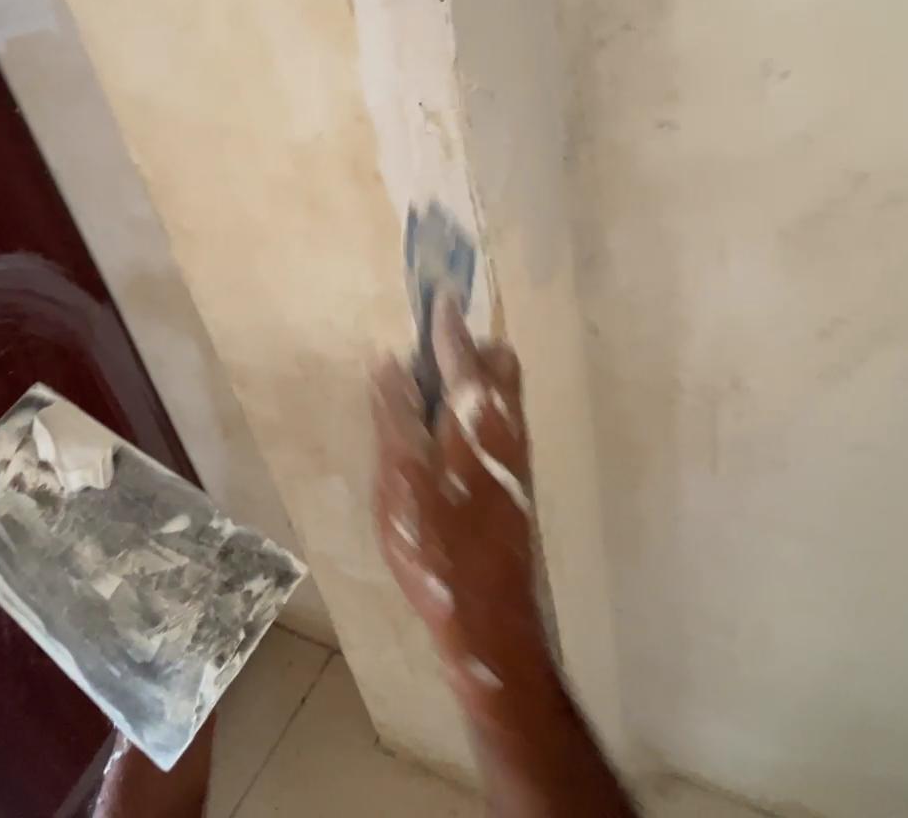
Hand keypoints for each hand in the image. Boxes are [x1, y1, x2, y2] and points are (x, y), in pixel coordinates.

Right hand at [372, 295, 547, 697]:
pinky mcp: (517, 478)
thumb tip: (390, 362)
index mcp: (475, 418)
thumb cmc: (435, 546)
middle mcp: (506, 426)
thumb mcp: (399, 481)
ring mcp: (517, 453)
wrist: (490, 613)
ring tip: (437, 387)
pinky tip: (451, 432)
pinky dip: (481, 405)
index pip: (462, 352)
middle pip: (501, 365)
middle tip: (431, 349)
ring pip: (506, 392)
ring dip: (478, 375)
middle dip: (472, 345)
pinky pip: (504, 418)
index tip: (440, 294)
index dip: (447, 322)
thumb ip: (395, 417)